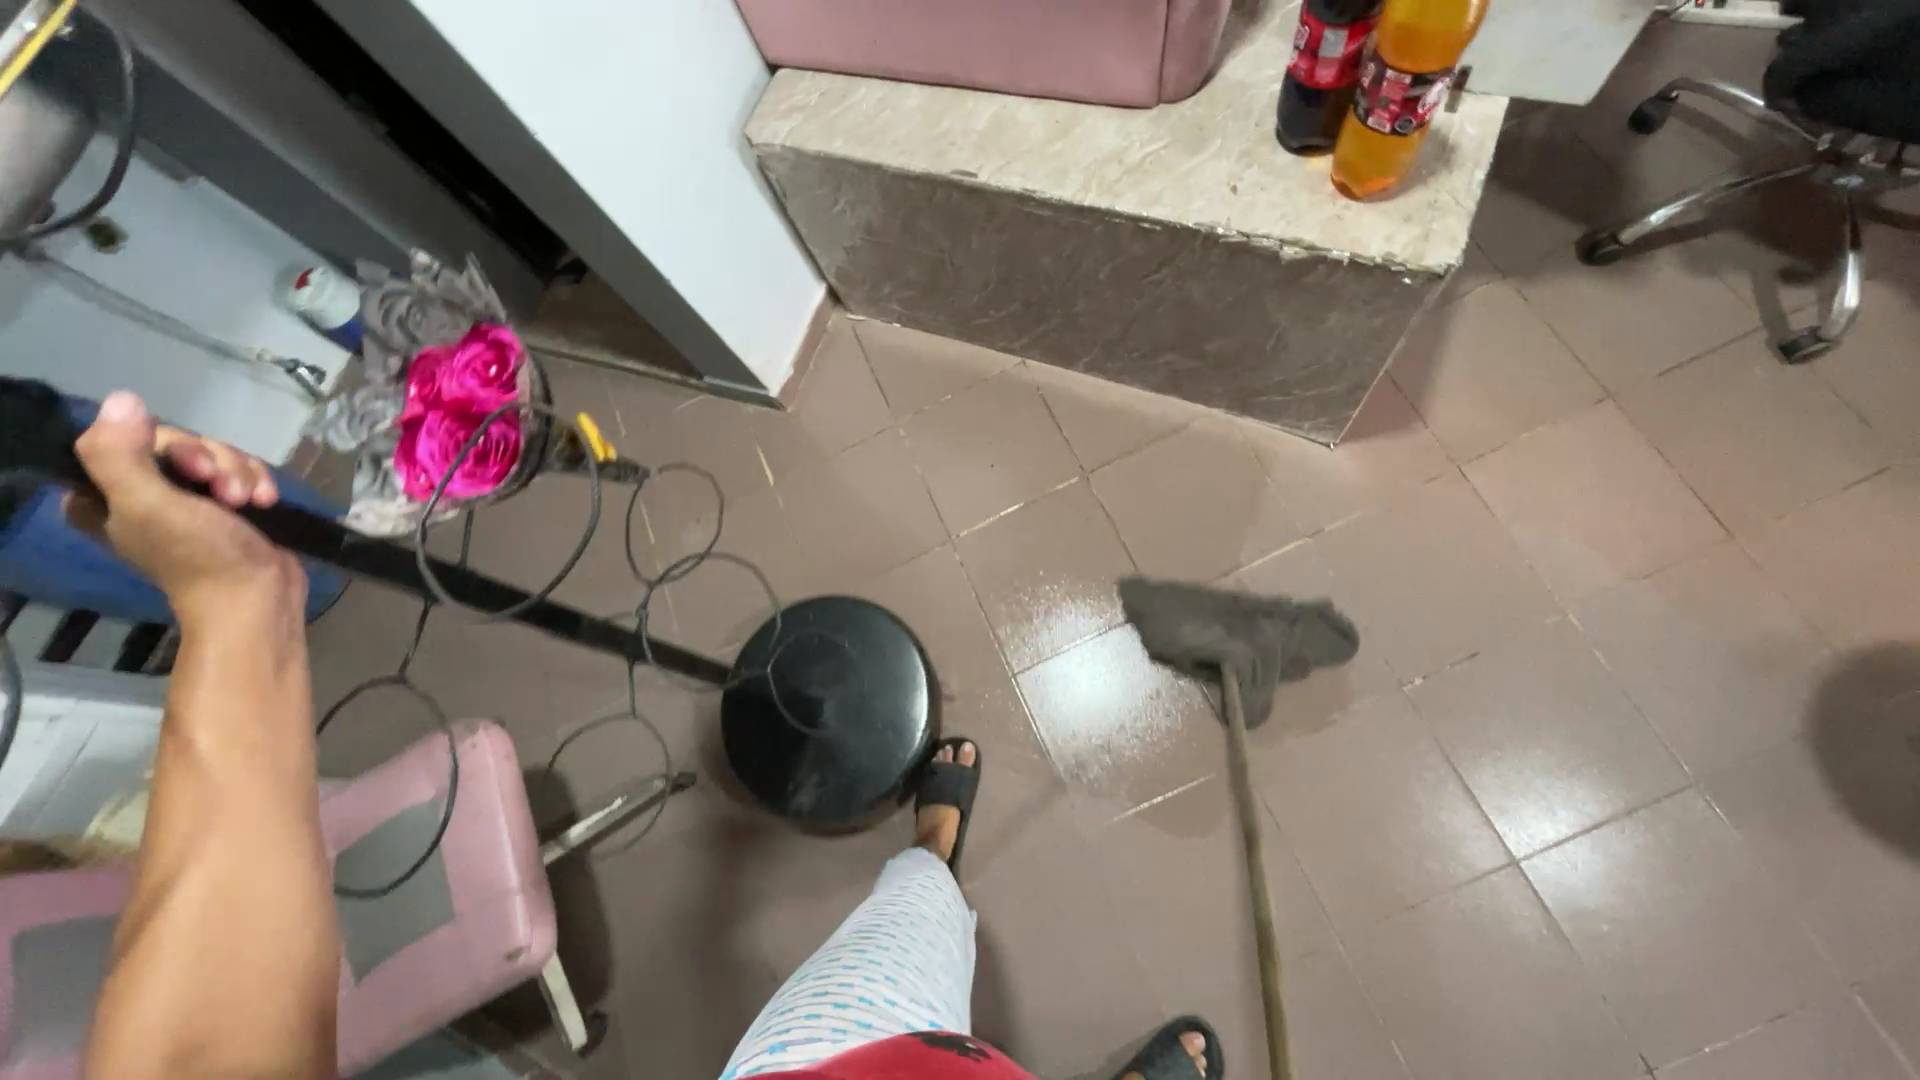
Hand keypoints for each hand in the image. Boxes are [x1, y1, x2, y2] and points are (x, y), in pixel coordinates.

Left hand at [63, 392, 302, 621]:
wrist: (256, 594)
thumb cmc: (198, 556)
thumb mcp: (148, 504)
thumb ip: (118, 453)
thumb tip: (123, 399)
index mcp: (103, 492)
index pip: (132, 437)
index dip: (173, 446)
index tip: (195, 473)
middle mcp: (139, 491)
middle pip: (182, 444)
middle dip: (217, 463)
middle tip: (230, 495)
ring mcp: (188, 499)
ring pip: (218, 455)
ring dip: (243, 474)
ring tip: (255, 503)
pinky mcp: (227, 505)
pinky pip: (243, 471)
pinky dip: (260, 482)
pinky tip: (268, 502)